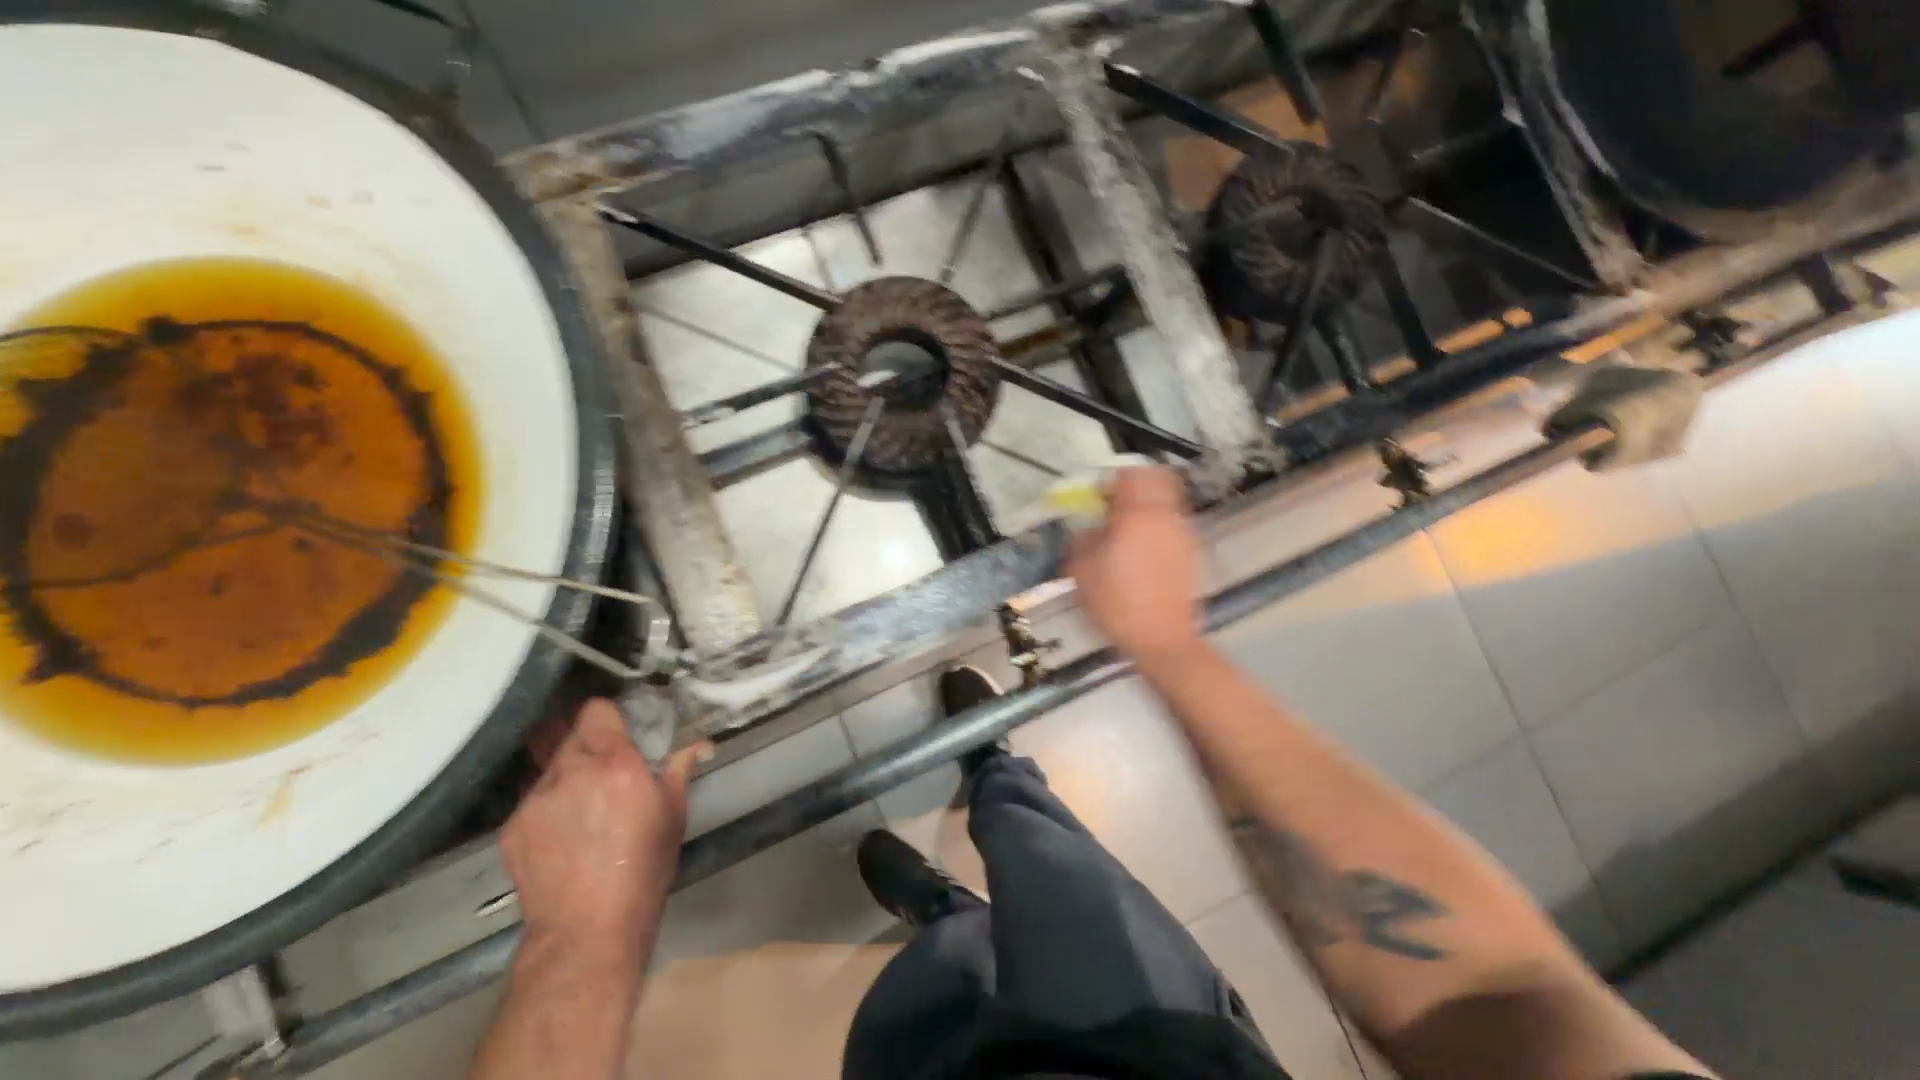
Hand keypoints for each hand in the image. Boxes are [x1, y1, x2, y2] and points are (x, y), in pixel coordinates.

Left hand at [500, 699, 703, 969]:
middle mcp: (570, 770)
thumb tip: (697, 745)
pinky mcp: (511, 827)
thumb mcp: (673, 818)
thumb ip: (677, 772)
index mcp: (615, 763)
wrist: (587, 930)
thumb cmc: (642, 871)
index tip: (620, 732)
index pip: (596, 709)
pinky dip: (547, 809)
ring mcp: (535, 798)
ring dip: (566, 776)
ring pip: (548, 767)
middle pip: (569, 734)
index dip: (608, 717)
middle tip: (604, 770)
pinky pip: (531, 802)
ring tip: (581, 808)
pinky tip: (560, 837)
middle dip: (588, 746)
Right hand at [1066, 466, 1205, 666]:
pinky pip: (1172, 522)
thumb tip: (1086, 527)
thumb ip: (1081, 539)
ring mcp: (1183, 533)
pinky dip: (1157, 524)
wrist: (1163, 641)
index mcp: (1138, 514)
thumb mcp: (1082, 572)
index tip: (1095, 494)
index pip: (1131, 472)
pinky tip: (1140, 549)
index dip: (1111, 477)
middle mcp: (1166, 515)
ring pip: (1167, 500)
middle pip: (1157, 478)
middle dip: (1134, 483)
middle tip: (1113, 503)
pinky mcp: (1191, 552)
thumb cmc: (1118, 604)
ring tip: (1126, 527)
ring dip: (1147, 503)